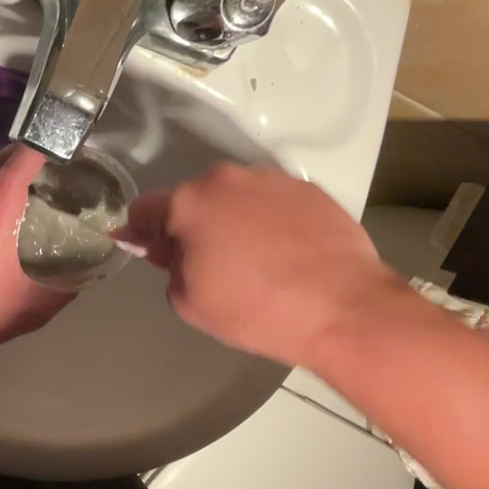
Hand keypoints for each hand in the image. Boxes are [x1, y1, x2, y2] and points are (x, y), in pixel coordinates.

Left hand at [0, 144, 74, 356]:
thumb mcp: (39, 304)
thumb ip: (69, 280)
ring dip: (7, 164)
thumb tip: (94, 258)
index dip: (34, 151)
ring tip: (37, 168)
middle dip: (21, 150)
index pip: (11, 174)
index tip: (59, 141)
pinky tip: (14, 194)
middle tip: (51, 149)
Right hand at [117, 162, 405, 367]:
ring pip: (234, 197)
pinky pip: (273, 202)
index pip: (144, 210)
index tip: (161, 258)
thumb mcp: (188, 300)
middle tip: (214, 265)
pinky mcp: (309, 189)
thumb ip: (165, 264)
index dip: (145, 235)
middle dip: (194, 226)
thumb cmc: (254, 309)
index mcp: (188, 203)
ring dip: (233, 219)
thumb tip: (159, 245)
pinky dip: (271, 221)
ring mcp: (271, 180)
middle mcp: (225, 179)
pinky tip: (287, 253)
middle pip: (192, 200)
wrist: (344, 309)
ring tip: (257, 260)